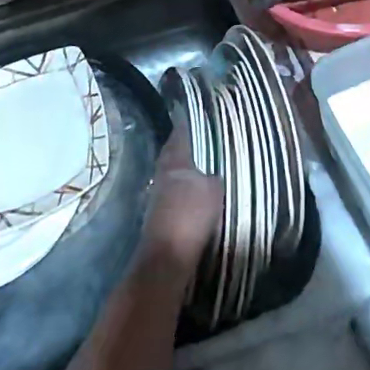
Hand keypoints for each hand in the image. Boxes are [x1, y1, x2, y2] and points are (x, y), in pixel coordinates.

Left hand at [141, 129, 222, 269]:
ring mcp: (156, 198)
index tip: (185, 112)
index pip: (179, 137)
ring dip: (179, 169)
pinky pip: (170, 194)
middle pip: (169, 155)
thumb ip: (213, 178)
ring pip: (168, 175)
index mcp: (175, 163)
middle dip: (178, 146)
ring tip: (195, 165)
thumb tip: (209, 176)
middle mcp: (161, 176)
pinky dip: (179, 190)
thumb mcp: (213, 191)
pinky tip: (189, 194)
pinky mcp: (156, 217)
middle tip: (192, 137)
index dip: (183, 124)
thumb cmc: (191, 216)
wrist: (167, 257)